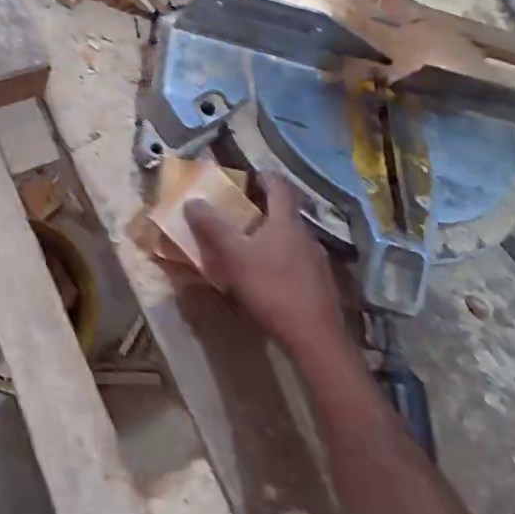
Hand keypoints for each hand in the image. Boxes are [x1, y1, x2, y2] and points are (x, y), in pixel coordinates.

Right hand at [185, 179, 350, 356]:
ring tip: (251, 247)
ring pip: (291, 239)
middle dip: (263, 210)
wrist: (315, 338)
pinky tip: (269, 277)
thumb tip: (193, 200)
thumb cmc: (271, 288)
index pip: (279, 186)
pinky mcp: (321, 284)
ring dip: (272, 237)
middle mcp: (305, 235)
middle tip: (240, 213)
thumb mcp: (233, 256)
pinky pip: (298, 261)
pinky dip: (282, 260)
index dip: (265, 176)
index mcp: (286, 221)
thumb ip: (212, 227)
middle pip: (285, 213)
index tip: (250, 174)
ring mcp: (318, 260)